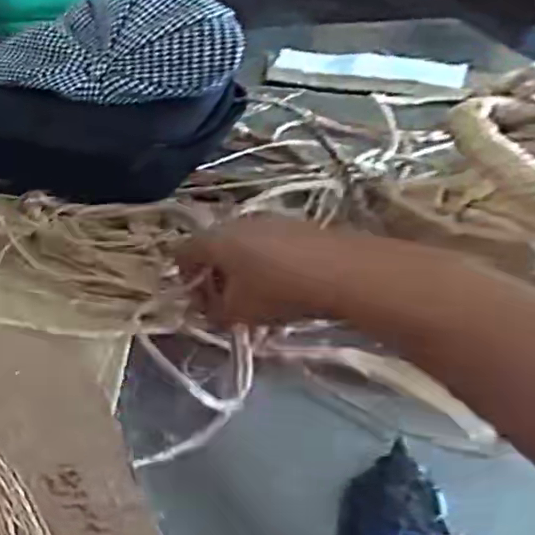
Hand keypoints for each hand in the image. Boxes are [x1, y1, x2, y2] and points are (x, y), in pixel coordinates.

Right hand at [173, 217, 423, 326]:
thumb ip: (214, 313)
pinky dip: (273, 264)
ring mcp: (273, 221)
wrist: (352, 274)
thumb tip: (212, 312)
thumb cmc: (279, 291)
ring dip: (246, 270)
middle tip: (228, 301)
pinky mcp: (304, 226)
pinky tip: (290, 286)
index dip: (185, 280)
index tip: (202, 303)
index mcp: (212, 240)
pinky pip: (275, 246)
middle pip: (214, 248)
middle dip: (216, 275)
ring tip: (262, 296)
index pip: (181, 255)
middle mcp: (237, 223)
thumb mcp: (236, 314)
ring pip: (246, 246)